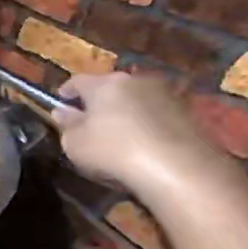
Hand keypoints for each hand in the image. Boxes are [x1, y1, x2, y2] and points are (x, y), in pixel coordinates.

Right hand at [51, 72, 234, 197]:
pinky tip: (144, 144)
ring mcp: (165, 94)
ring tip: (120, 134)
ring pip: (136, 99)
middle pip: (110, 87)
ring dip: (126, 111)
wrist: (176, 168)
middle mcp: (135, 81)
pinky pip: (157, 114)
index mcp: (104, 84)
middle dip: (99, 101)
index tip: (61, 101)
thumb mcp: (75, 144)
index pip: (78, 80)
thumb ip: (67, 125)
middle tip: (91, 120)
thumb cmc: (113, 152)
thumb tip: (63, 111)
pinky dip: (147, 124)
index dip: (67, 91)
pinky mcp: (186, 113)